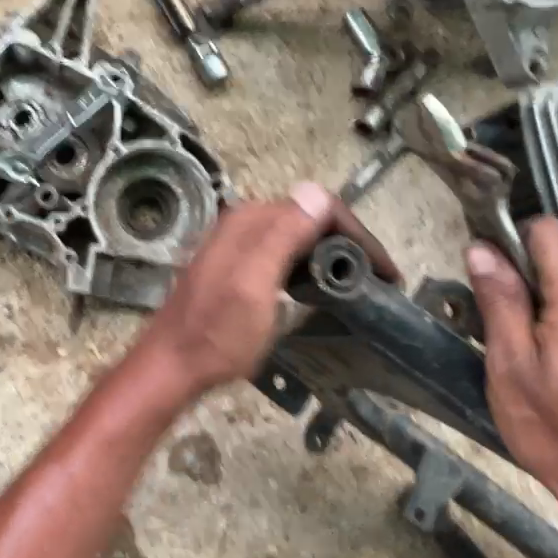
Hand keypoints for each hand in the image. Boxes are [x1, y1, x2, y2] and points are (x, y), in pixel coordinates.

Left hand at [139, 182, 398, 394]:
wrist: (172, 365)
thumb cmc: (216, 333)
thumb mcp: (255, 284)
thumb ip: (283, 236)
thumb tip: (316, 192)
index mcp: (249, 220)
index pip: (318, 206)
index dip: (357, 234)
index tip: (385, 270)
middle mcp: (243, 223)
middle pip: (310, 217)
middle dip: (349, 244)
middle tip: (381, 280)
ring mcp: (238, 244)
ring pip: (299, 235)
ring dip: (332, 254)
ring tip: (361, 285)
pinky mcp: (237, 265)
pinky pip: (285, 253)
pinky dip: (310, 265)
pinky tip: (322, 287)